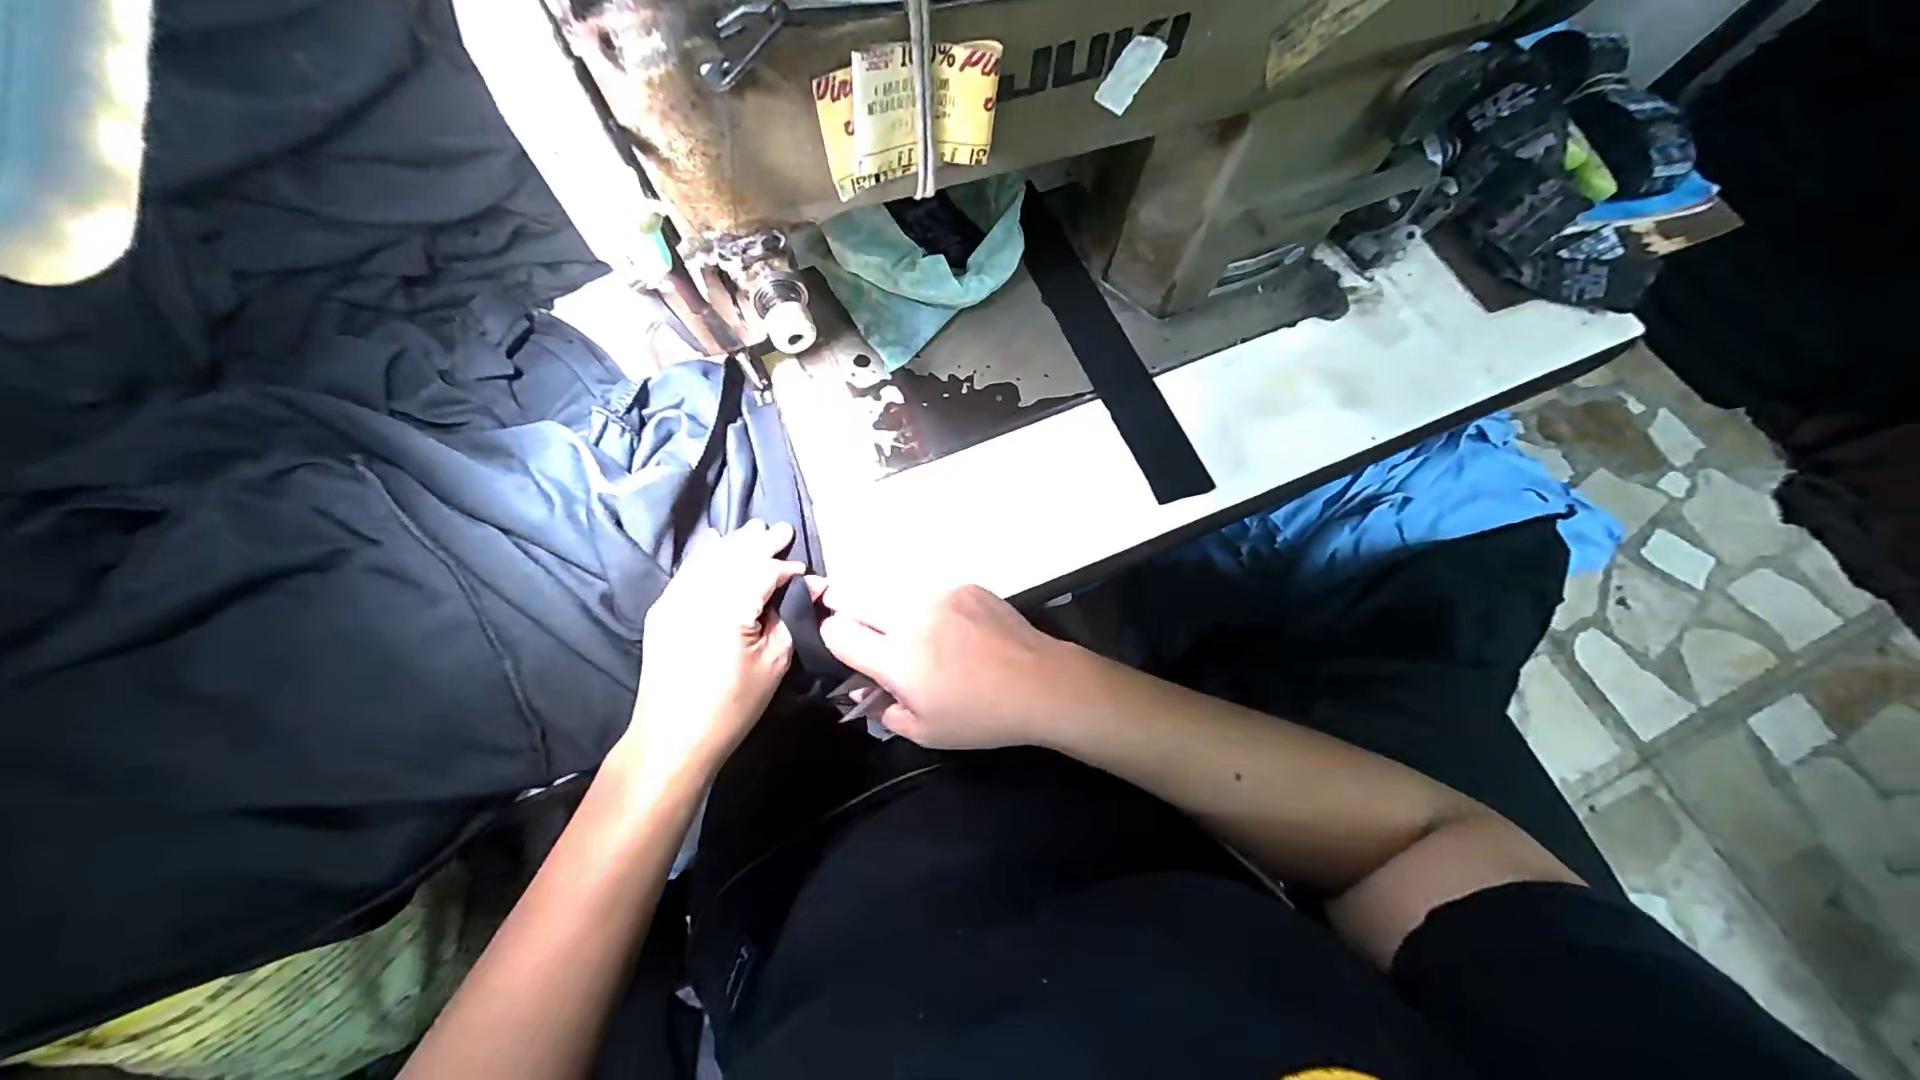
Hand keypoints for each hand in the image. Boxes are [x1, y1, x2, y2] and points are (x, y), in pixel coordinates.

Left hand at [622, 521, 805, 774]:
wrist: (671, 737)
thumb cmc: (731, 706)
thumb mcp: (774, 662)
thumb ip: (791, 618)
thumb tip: (812, 587)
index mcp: (729, 609)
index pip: (763, 572)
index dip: (787, 568)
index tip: (806, 572)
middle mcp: (698, 595)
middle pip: (734, 557)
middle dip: (759, 543)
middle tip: (782, 530)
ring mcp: (675, 600)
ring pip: (709, 559)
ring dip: (734, 544)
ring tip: (754, 530)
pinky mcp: (662, 610)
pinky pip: (687, 571)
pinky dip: (705, 555)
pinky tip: (715, 542)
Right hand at [817, 582, 1079, 749]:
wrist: (1041, 683)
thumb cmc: (982, 716)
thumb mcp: (926, 732)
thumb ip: (885, 710)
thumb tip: (864, 689)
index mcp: (898, 659)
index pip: (838, 632)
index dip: (833, 639)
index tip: (846, 649)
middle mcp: (911, 617)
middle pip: (854, 596)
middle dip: (850, 613)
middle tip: (867, 633)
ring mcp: (939, 595)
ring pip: (891, 589)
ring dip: (888, 608)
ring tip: (912, 632)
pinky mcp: (964, 585)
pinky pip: (927, 590)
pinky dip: (925, 606)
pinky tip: (949, 627)